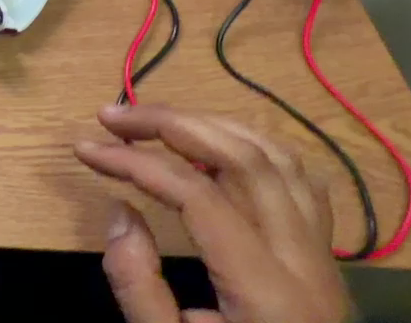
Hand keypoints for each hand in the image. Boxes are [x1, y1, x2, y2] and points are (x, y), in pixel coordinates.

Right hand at [75, 104, 352, 322]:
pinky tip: (209, 147)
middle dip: (170, 124)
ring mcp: (326, 259)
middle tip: (111, 117)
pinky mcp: (326, 258)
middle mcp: (309, 265)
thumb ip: (138, 285)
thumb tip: (120, 209)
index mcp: (270, 294)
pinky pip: (299, 180)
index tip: (84, 149)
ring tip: (155, 123)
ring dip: (210, 127)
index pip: (198, 195)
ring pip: (279, 159)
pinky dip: (250, 147)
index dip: (135, 162)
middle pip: (245, 160)